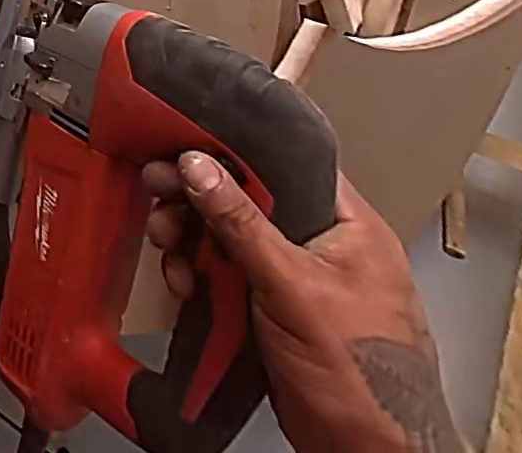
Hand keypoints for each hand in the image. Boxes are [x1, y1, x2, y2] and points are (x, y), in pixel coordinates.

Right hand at [146, 154, 464, 452]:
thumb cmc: (364, 376)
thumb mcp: (293, 288)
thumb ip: (241, 223)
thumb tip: (196, 164)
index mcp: (344, 224)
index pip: (282, 162)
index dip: (230, 150)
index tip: (181, 146)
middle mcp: (315, 239)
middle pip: (242, 195)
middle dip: (194, 197)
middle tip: (157, 190)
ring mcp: (288, 270)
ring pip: (223, 230)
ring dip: (187, 235)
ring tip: (167, 244)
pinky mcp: (264, 297)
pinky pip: (219, 265)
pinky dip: (194, 269)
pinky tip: (182, 281)